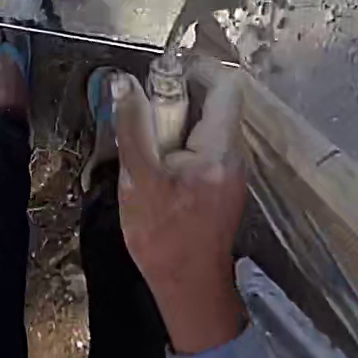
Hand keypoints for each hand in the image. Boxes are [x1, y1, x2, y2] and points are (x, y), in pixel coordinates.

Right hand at [112, 61, 247, 353]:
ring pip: (207, 124)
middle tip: (142, 112)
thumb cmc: (162, 234)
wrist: (188, 287)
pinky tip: (156, 164)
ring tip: (144, 140)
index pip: (225, 85)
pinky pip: (204, 146)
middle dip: (177, 99)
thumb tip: (124, 82)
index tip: (160, 75)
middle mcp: (234, 153)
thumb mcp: (138, 177)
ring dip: (175, 122)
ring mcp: (231, 170)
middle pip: (215, 103)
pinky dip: (180, 143)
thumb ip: (132, 126)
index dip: (196, 69)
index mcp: (219, 148)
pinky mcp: (222, 183)